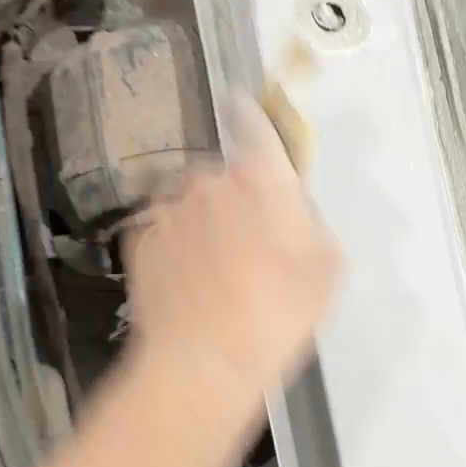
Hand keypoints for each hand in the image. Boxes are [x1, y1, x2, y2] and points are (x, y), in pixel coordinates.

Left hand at [126, 93, 341, 387]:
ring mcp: (168, 213)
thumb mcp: (325, 274)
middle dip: (237, 200)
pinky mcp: (139, 243)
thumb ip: (314, 229)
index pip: (255, 128)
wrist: (202, 363)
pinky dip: (177, 249)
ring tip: (217, 273)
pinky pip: (164, 234)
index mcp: (260, 182)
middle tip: (251, 246)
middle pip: (225, 177)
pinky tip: (190, 284)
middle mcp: (209, 184)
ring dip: (204, 225)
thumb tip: (298, 219)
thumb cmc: (274, 318)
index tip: (243, 103)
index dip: (252, 116)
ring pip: (191, 206)